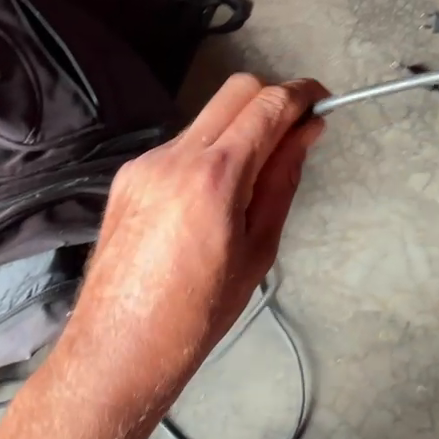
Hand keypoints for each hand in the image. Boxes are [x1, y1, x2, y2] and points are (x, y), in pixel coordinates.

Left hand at [0, 75, 325, 438]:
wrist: (116, 350)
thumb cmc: (200, 313)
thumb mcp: (260, 247)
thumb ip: (284, 177)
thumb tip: (307, 131)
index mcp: (216, 177)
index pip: (268, 104)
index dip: (301, 93)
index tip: (322, 99)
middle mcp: (177, 155)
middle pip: (238, 88)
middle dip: (273, 98)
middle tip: (294, 131)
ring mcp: (147, 160)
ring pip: (209, 114)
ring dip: (240, 125)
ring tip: (253, 176)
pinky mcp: (129, 173)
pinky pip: (183, 142)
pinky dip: (210, 150)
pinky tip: (212, 194)